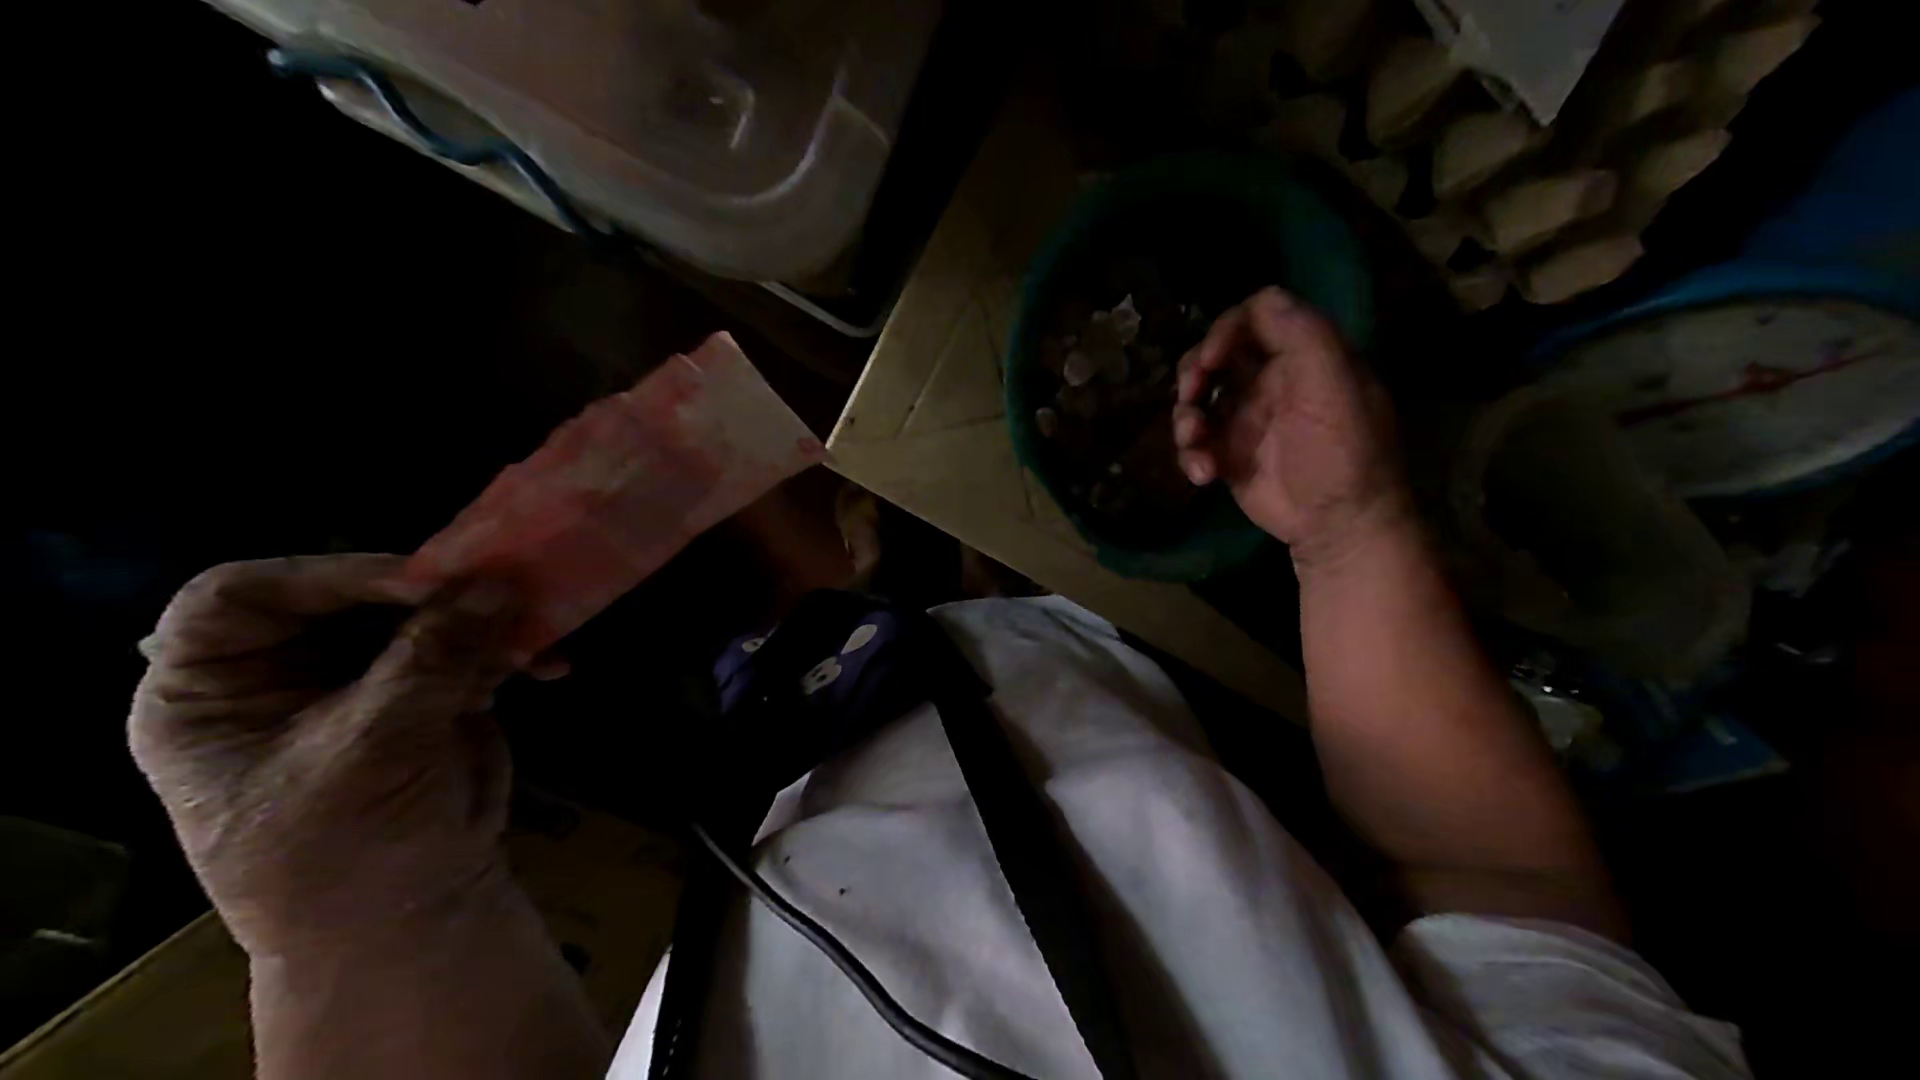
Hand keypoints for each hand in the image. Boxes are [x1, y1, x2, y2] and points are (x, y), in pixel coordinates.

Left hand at [129, 554, 525, 959]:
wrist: (412, 909)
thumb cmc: (345, 852)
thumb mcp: (373, 753)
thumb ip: (431, 661)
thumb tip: (495, 583)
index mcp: (217, 686)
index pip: (244, 595)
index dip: (326, 577)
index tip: (418, 583)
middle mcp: (289, 669)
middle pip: (354, 596)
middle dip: (431, 595)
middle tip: (500, 590)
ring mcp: (369, 675)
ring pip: (426, 614)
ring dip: (487, 620)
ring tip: (537, 636)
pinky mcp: (435, 686)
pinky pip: (475, 644)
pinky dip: (514, 650)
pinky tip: (549, 667)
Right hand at [1172, 287, 1410, 568]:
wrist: (1338, 525)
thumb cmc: (1343, 453)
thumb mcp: (1334, 386)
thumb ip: (1304, 335)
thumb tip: (1261, 300)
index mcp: (1301, 356)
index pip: (1256, 316)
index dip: (1226, 328)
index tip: (1213, 359)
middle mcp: (1270, 380)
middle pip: (1215, 352)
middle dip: (1194, 370)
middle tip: (1192, 393)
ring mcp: (1245, 418)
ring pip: (1196, 397)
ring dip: (1185, 416)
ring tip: (1194, 441)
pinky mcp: (1227, 454)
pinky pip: (1194, 442)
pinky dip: (1190, 455)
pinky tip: (1204, 475)